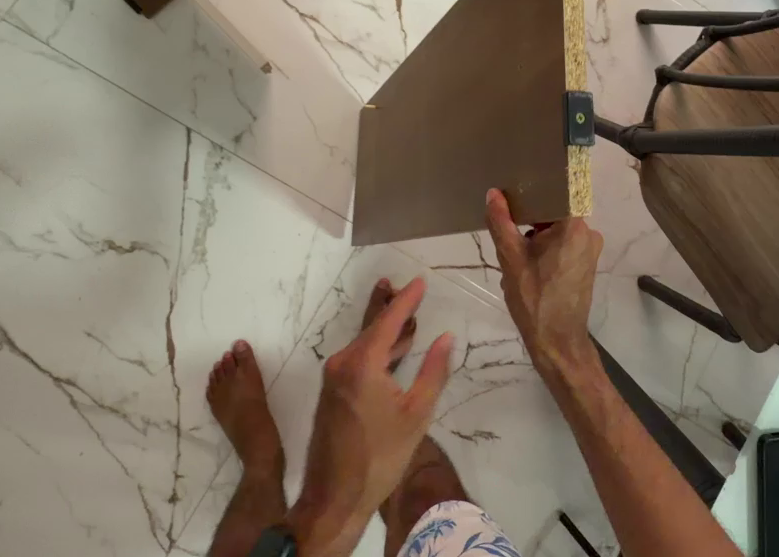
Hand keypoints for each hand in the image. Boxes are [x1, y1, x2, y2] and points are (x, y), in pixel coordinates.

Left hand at [288, 277, 452, 556]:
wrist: (334, 498)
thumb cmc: (380, 456)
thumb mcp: (417, 414)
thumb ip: (433, 371)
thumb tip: (446, 337)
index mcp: (362, 363)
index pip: (388, 320)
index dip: (406, 299)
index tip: (421, 280)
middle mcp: (343, 362)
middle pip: (371, 326)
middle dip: (390, 305)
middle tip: (403, 284)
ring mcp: (334, 377)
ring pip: (364, 342)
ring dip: (385, 329)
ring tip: (408, 316)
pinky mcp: (332, 392)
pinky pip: (358, 358)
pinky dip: (377, 349)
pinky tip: (394, 350)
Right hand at [485, 188, 602, 383]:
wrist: (557, 343)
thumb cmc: (535, 299)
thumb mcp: (511, 258)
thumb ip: (501, 222)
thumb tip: (493, 193)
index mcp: (575, 227)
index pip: (557, 192)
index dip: (535, 189)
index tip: (514, 189)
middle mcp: (588, 233)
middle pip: (555, 212)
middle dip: (530, 219)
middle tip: (507, 225)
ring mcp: (589, 250)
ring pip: (557, 230)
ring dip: (536, 237)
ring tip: (515, 251)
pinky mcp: (585, 265)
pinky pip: (563, 245)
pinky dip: (545, 249)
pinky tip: (526, 263)